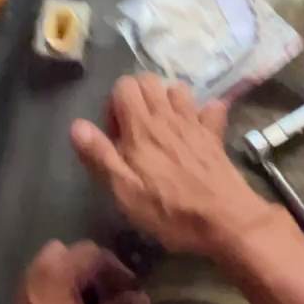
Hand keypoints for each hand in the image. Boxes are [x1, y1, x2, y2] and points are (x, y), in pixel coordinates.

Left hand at [0, 240, 149, 303]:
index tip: (134, 290)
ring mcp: (28, 284)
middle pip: (77, 255)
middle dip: (100, 271)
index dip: (118, 269)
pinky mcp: (24, 300)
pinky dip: (69, 287)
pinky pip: (51, 280)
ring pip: (63, 266)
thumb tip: (143, 298)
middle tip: (118, 294)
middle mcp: (39, 269)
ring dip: (84, 279)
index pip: (95, 253)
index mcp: (58, 271)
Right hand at [69, 75, 279, 258]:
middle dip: (136, 98)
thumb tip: (76, 125)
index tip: (115, 137)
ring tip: (161, 131)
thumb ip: (100, 156)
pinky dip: (202, 112)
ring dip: (166, 102)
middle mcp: (169, 116)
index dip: (113, 106)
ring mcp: (196, 123)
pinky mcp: (216, 136)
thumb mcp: (125, 192)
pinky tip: (196, 130)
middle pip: (149, 81)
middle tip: (133, 133)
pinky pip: (211, 108)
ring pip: (178, 90)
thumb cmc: (170, 211)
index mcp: (142, 128)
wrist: (227, 221)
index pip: (124, 86)